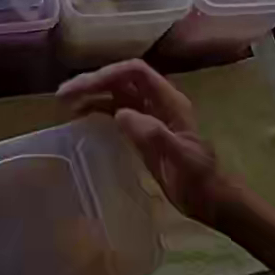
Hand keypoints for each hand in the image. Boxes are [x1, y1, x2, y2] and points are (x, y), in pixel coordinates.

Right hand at [57, 60, 240, 226]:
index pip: (135, 72)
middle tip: (62, 96)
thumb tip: (120, 114)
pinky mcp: (143, 132)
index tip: (82, 88)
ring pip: (117, 94)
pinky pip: (117, 111)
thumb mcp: (181, 159)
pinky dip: (98, 110)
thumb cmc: (199, 180)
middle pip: (122, 80)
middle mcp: (158, 102)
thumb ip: (154, 135)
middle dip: (93, 82)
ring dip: (92, 94)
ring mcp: (150, 116)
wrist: (211, 201)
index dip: (108, 74)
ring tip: (65, 103)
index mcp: (169, 101)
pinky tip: (81, 117)